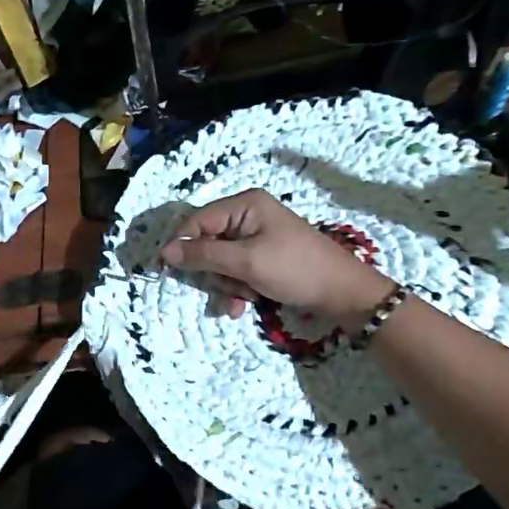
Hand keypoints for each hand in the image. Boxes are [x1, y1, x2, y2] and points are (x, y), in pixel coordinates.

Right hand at [159, 188, 395, 319]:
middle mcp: (248, 215)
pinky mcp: (263, 257)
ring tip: (247, 297)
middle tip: (231, 287)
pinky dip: (238, 289)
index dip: (181, 245)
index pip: (197, 220)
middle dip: (215, 271)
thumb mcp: (246, 262)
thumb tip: (166, 252)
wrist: (343, 294)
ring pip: (220, 262)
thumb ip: (204, 255)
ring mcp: (257, 237)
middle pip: (207, 243)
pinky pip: (236, 271)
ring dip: (228, 285)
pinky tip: (248, 304)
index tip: (166, 269)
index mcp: (245, 204)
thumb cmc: (295, 270)